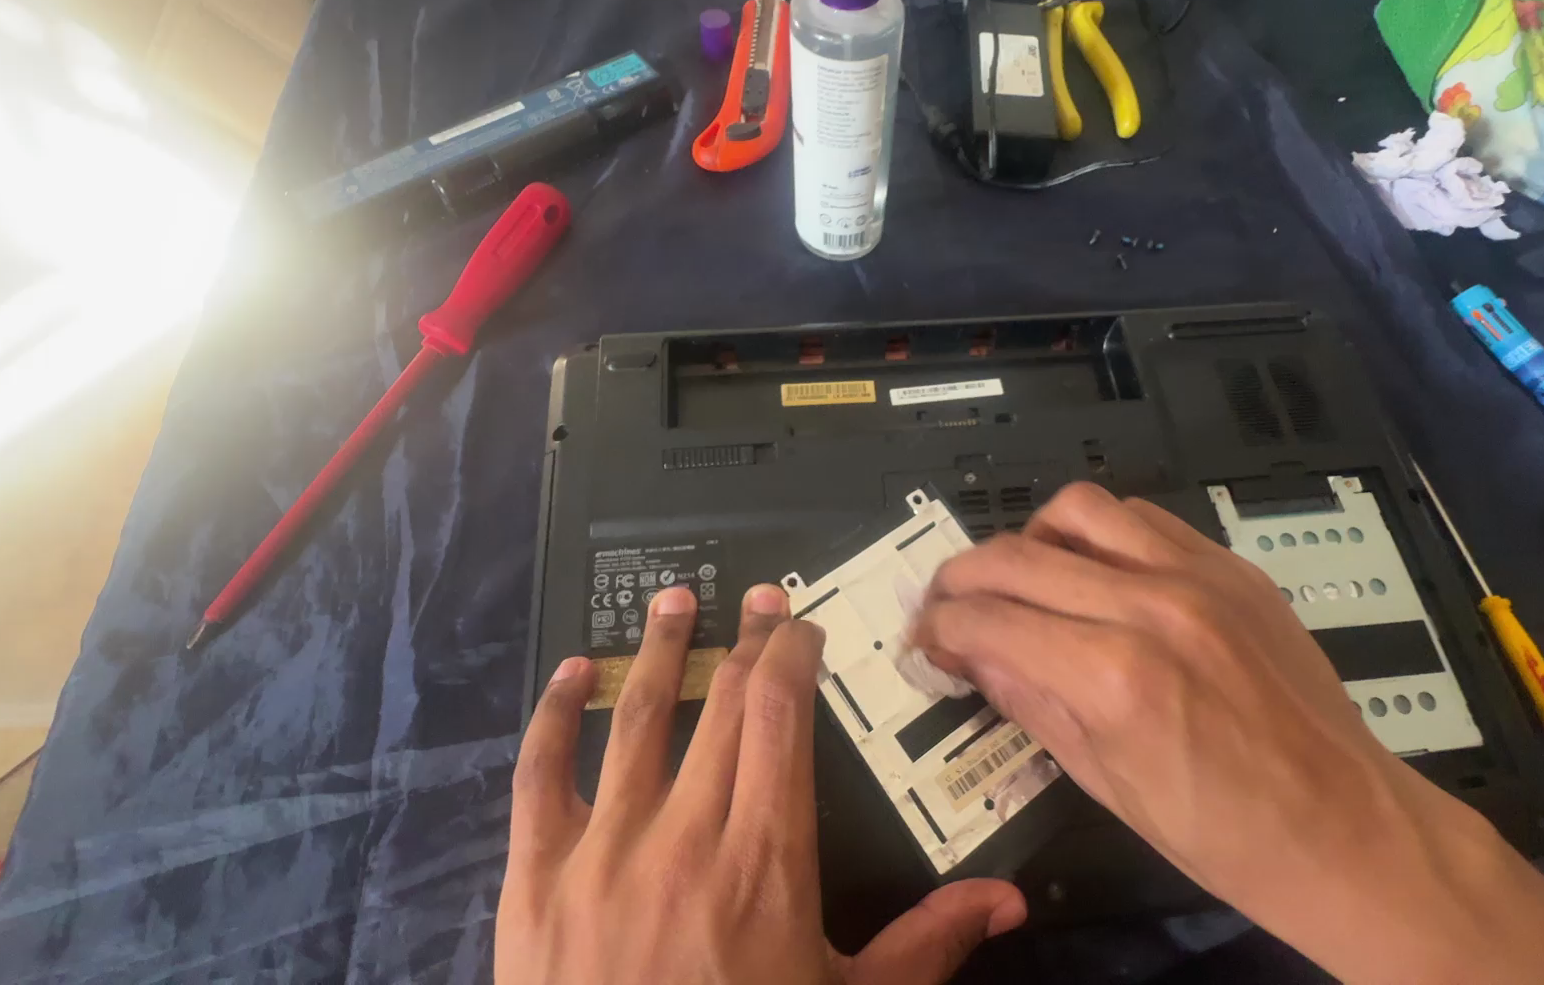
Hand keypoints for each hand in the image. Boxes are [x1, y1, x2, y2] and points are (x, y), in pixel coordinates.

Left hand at [496, 583, 1026, 984]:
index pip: (782, 715)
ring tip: (677, 601)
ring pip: (638, 717)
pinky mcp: (534, 878)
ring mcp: (602, 850)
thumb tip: (1009, 898)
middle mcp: (685, 836)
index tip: (800, 624)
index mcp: (765, 859)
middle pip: (725, 702)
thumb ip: (929, 943)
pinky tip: (573, 669)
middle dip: (748, 640)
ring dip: (661, 650)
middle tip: (759, 600)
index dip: (793, 653)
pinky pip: (538, 773)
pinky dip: (553, 713)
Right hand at [911, 483, 1543, 984]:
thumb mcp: (1100, 779)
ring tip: (1023, 579)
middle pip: (1015, 555)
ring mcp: (1196, 575)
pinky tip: (1093, 573)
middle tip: (947, 606)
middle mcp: (1148, 606)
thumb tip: (961, 648)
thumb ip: (1022, 696)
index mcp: (1111, 677)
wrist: (1348, 830)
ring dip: (1029, 540)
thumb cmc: (1217, 832)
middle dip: (959, 578)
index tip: (923, 638)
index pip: (987, 619)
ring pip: (1075, 510)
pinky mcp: (1229, 566)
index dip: (938, 625)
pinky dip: (1095, 535)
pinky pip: (1139, 518)